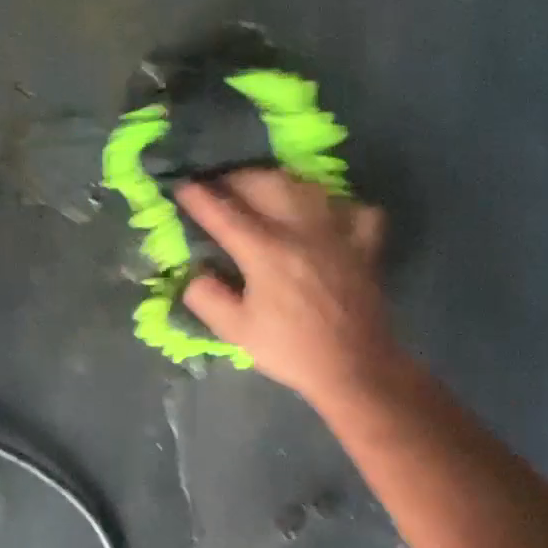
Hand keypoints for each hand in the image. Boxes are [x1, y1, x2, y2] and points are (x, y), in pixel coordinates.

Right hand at [176, 169, 400, 403]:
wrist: (355, 368)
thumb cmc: (291, 350)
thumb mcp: (236, 331)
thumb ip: (206, 297)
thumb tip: (195, 273)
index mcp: (265, 252)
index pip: (223, 213)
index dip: (198, 197)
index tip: (182, 187)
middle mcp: (301, 231)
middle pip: (265, 183)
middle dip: (236, 179)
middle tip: (220, 188)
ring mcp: (337, 233)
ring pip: (306, 186)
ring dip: (278, 182)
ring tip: (263, 192)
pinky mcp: (365, 244)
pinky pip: (353, 208)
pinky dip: (336, 206)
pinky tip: (323, 217)